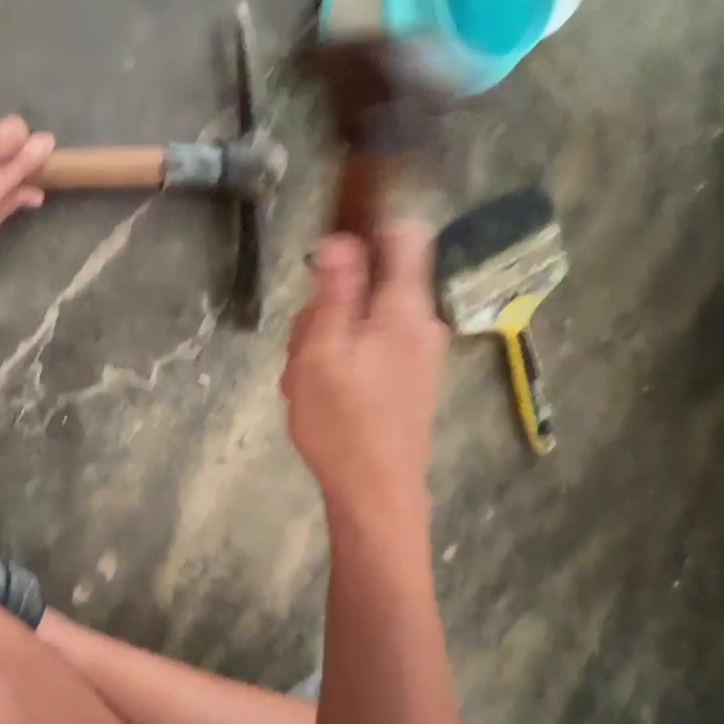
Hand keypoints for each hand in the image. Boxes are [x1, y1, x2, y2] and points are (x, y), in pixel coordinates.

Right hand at [282, 224, 446, 526]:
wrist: (376, 493)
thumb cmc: (342, 422)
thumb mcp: (322, 351)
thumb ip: (334, 291)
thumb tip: (340, 237)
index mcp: (404, 308)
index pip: (403, 236)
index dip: (366, 230)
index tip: (327, 255)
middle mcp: (421, 323)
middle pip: (371, 284)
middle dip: (328, 306)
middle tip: (302, 348)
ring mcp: (418, 355)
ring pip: (363, 321)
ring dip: (327, 341)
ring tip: (306, 381)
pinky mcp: (409, 381)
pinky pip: (369, 351)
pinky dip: (341, 364)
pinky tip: (321, 396)